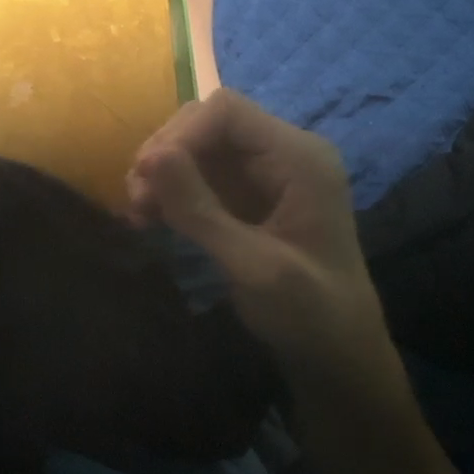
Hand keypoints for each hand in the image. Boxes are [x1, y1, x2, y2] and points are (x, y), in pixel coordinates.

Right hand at [126, 90, 394, 392]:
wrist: (337, 362)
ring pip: (195, 147)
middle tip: (136, 198)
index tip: (146, 174)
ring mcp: (262, 176)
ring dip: (160, 174)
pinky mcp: (244, 199)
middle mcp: (281, 154)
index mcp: (299, 158)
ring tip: (137, 212)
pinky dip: (168, 191)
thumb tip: (148, 157)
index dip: (180, 134)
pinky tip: (147, 218)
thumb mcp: (255, 267)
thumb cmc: (309, 316)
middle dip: (165, 153)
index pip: (227, 112)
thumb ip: (201, 210)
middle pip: (206, 123)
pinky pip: (196, 175)